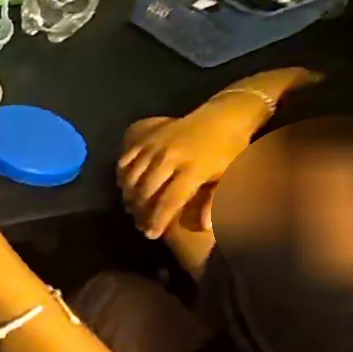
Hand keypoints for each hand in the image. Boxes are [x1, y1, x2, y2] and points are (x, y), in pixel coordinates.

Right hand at [118, 94, 266, 237]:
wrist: (222, 117)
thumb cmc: (230, 150)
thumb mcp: (232, 175)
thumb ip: (216, 200)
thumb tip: (206, 226)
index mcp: (191, 170)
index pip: (170, 200)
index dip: (158, 219)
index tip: (151, 234)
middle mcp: (168, 159)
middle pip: (147, 191)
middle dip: (140, 211)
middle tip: (139, 225)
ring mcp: (153, 148)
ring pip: (132, 177)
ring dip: (128, 196)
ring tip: (130, 209)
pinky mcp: (144, 140)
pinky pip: (125, 160)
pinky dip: (121, 175)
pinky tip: (122, 187)